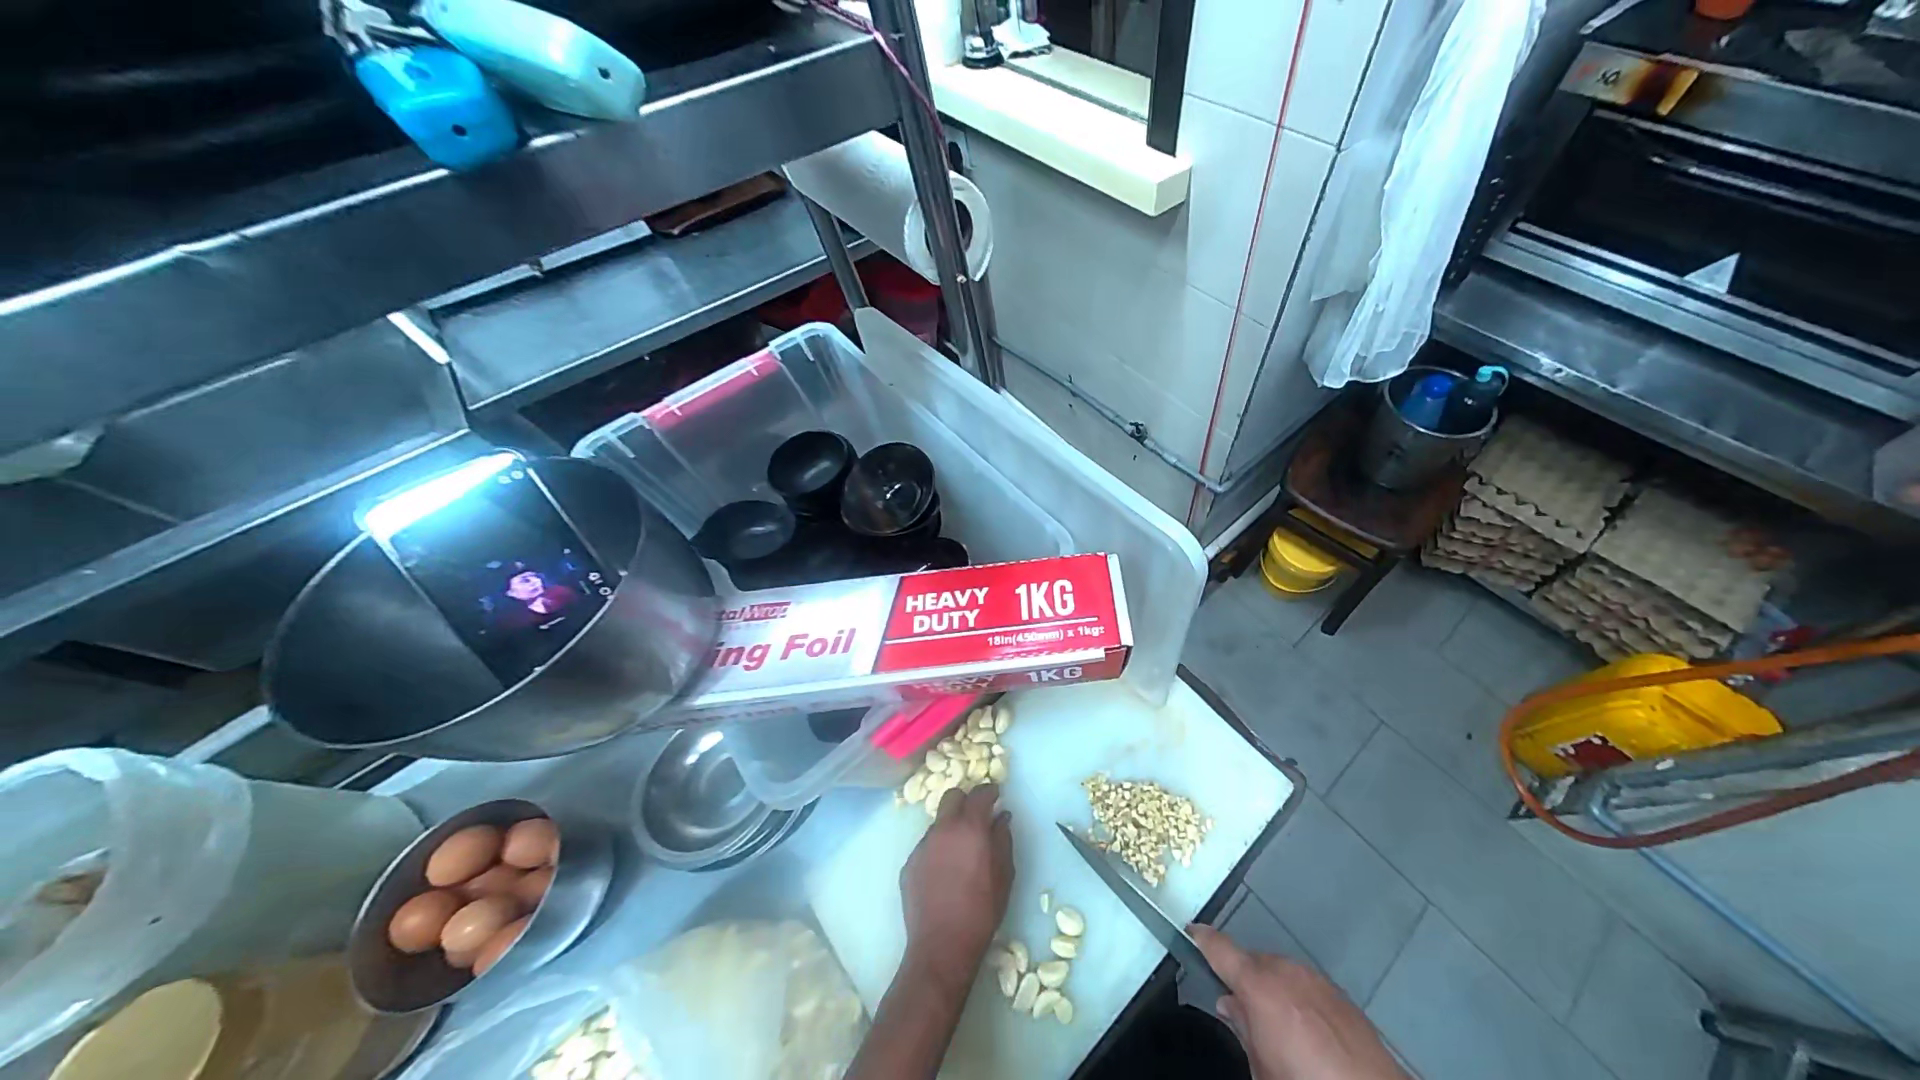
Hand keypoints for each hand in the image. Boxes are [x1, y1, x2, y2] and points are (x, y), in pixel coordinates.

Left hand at [900, 784, 1013, 991]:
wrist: (942, 945)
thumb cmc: (982, 911)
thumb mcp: (1004, 875)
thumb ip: (1002, 839)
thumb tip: (1001, 817)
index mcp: (968, 828)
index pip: (978, 794)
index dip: (989, 791)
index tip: (996, 795)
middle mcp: (942, 830)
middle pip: (951, 797)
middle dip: (966, 801)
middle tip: (978, 816)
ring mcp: (921, 846)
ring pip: (938, 823)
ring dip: (951, 827)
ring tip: (962, 852)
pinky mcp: (909, 864)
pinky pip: (927, 846)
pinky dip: (938, 849)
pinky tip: (945, 873)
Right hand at [1190, 924, 1409, 1079]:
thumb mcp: (1261, 1069)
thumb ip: (1242, 1029)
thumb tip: (1232, 1006)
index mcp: (1259, 986)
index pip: (1220, 949)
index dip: (1202, 939)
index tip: (1190, 933)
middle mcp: (1286, 972)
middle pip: (1253, 961)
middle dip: (1242, 977)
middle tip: (1239, 1007)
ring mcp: (1317, 982)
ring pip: (1282, 972)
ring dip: (1272, 987)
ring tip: (1275, 1024)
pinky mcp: (1343, 998)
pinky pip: (1307, 987)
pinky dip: (1298, 998)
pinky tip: (1307, 1032)